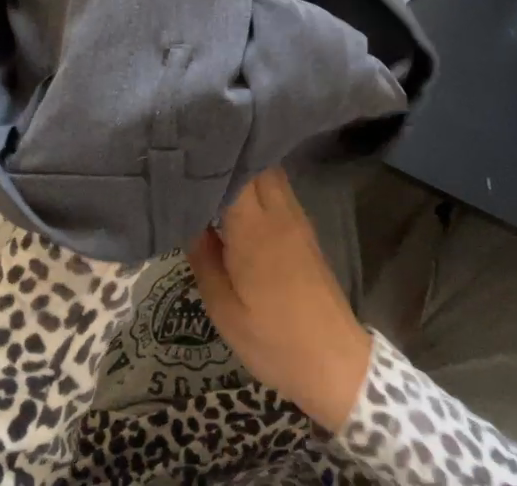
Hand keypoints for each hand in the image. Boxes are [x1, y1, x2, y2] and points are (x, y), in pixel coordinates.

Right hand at [186, 168, 372, 431]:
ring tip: (210, 173)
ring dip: (245, 168)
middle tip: (192, 158)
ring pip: (270, 174)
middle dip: (227, 155)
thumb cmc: (274, 341)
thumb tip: (187, 221)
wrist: (335, 363)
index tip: (181, 154)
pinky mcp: (306, 232)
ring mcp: (297, 220)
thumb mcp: (224, 310)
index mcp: (255, 229)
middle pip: (256, 162)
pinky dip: (258, 185)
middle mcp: (279, 213)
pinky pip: (280, 191)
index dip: (209, 157)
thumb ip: (203, 259)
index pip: (234, 172)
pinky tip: (237, 199)